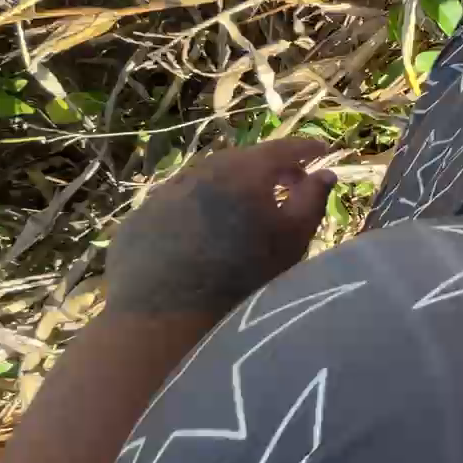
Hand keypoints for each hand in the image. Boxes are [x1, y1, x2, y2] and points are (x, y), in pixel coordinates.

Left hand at [104, 139, 336, 318]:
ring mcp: (163, 195)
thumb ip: (313, 198)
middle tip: (290, 183)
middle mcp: (200, 174)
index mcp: (243, 173)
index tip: (324, 151)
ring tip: (249, 208)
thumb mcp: (295, 234)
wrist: (169, 315)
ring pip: (207, 179)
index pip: (282, 148)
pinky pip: (179, 202)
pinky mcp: (138, 219)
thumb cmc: (248, 271)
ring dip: (233, 185)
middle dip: (269, 167)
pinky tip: (209, 232)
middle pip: (242, 159)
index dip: (306, 147)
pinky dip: (201, 206)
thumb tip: (324, 173)